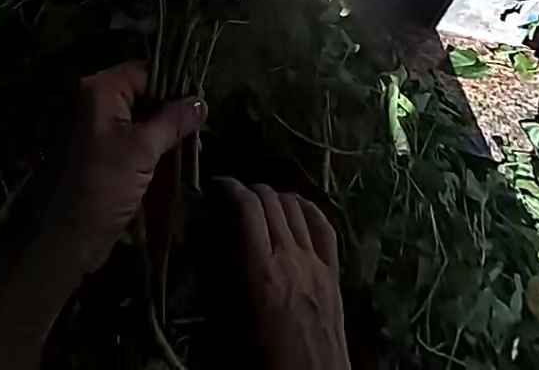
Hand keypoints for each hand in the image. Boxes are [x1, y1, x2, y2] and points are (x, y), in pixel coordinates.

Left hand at [42, 61, 205, 276]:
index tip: (199, 104)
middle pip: (143, 95)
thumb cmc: (101, 186)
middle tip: (198, 133)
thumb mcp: (143, 150)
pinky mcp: (96, 153)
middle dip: (172, 113)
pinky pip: (129, 140)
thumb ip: (174, 120)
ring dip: (164, 134)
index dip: (174, 85)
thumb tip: (201, 101)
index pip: (145, 71)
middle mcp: (92, 102)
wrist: (62, 241)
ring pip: (139, 119)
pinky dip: (150, 149)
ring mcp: (93, 128)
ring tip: (190, 151)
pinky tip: (172, 164)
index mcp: (99, 91)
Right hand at [217, 178, 348, 369]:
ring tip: (262, 201)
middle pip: (271, 201)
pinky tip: (297, 207)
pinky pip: (323, 226)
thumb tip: (203, 247)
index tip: (217, 185)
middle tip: (235, 196)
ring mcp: (316, 263)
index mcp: (261, 272)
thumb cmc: (262, 364)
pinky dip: (308, 209)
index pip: (247, 208)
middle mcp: (290, 258)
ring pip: (296, 207)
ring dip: (276, 196)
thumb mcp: (227, 328)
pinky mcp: (334, 274)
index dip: (231, 188)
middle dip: (251, 190)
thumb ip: (216, 283)